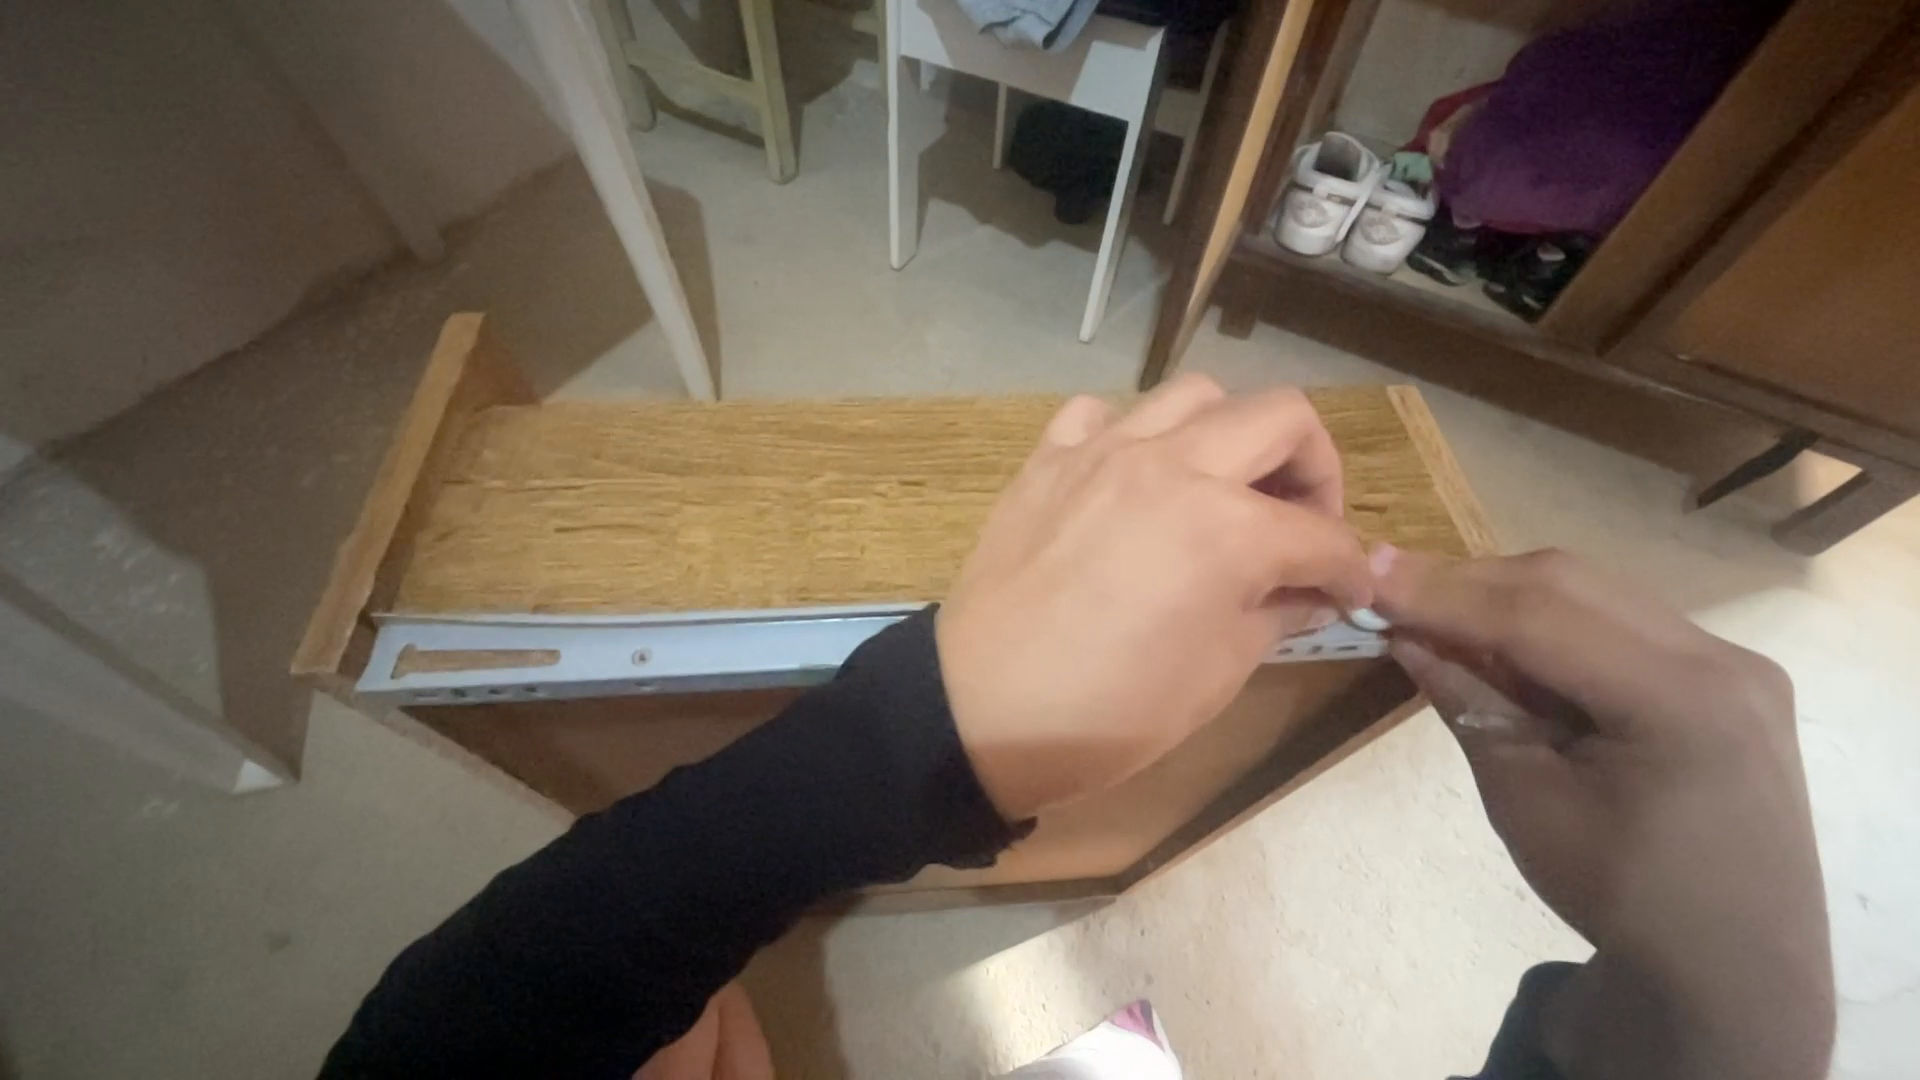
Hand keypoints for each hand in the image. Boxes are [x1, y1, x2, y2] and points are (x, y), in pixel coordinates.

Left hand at [934, 374, 1372, 819]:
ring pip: (1192, 395)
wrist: (981, 711)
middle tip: (1300, 524)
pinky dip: (1129, 434)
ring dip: (1226, 436)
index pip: (1320, 534)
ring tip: (1217, 490)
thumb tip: (1311, 591)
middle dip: (1313, 467)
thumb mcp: (1214, 676)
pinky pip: (1099, 414)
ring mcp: (1099, 452)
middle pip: (1278, 416)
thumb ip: (1274, 615)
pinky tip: (1128, 477)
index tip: (1350, 589)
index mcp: (1224, 527)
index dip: (1349, 566)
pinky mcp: (1045, 461)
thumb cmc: (1107, 712)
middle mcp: (1169, 465)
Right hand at [1372, 546, 1833, 1079]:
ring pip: (1583, 589)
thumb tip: (1400, 636)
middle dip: (1462, 582)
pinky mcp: (1713, 674)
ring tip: (1425, 613)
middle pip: (1562, 583)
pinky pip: (1606, 618)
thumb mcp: (1521, 795)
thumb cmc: (1616, 890)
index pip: (1534, 616)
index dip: (1439, 593)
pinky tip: (1487, 640)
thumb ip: (1465, 702)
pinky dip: (1534, 619)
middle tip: (1384, 589)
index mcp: (1681, 699)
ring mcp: (1726, 662)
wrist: (1729, 963)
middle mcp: (1720, 659)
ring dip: (1494, 595)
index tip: (1364, 579)